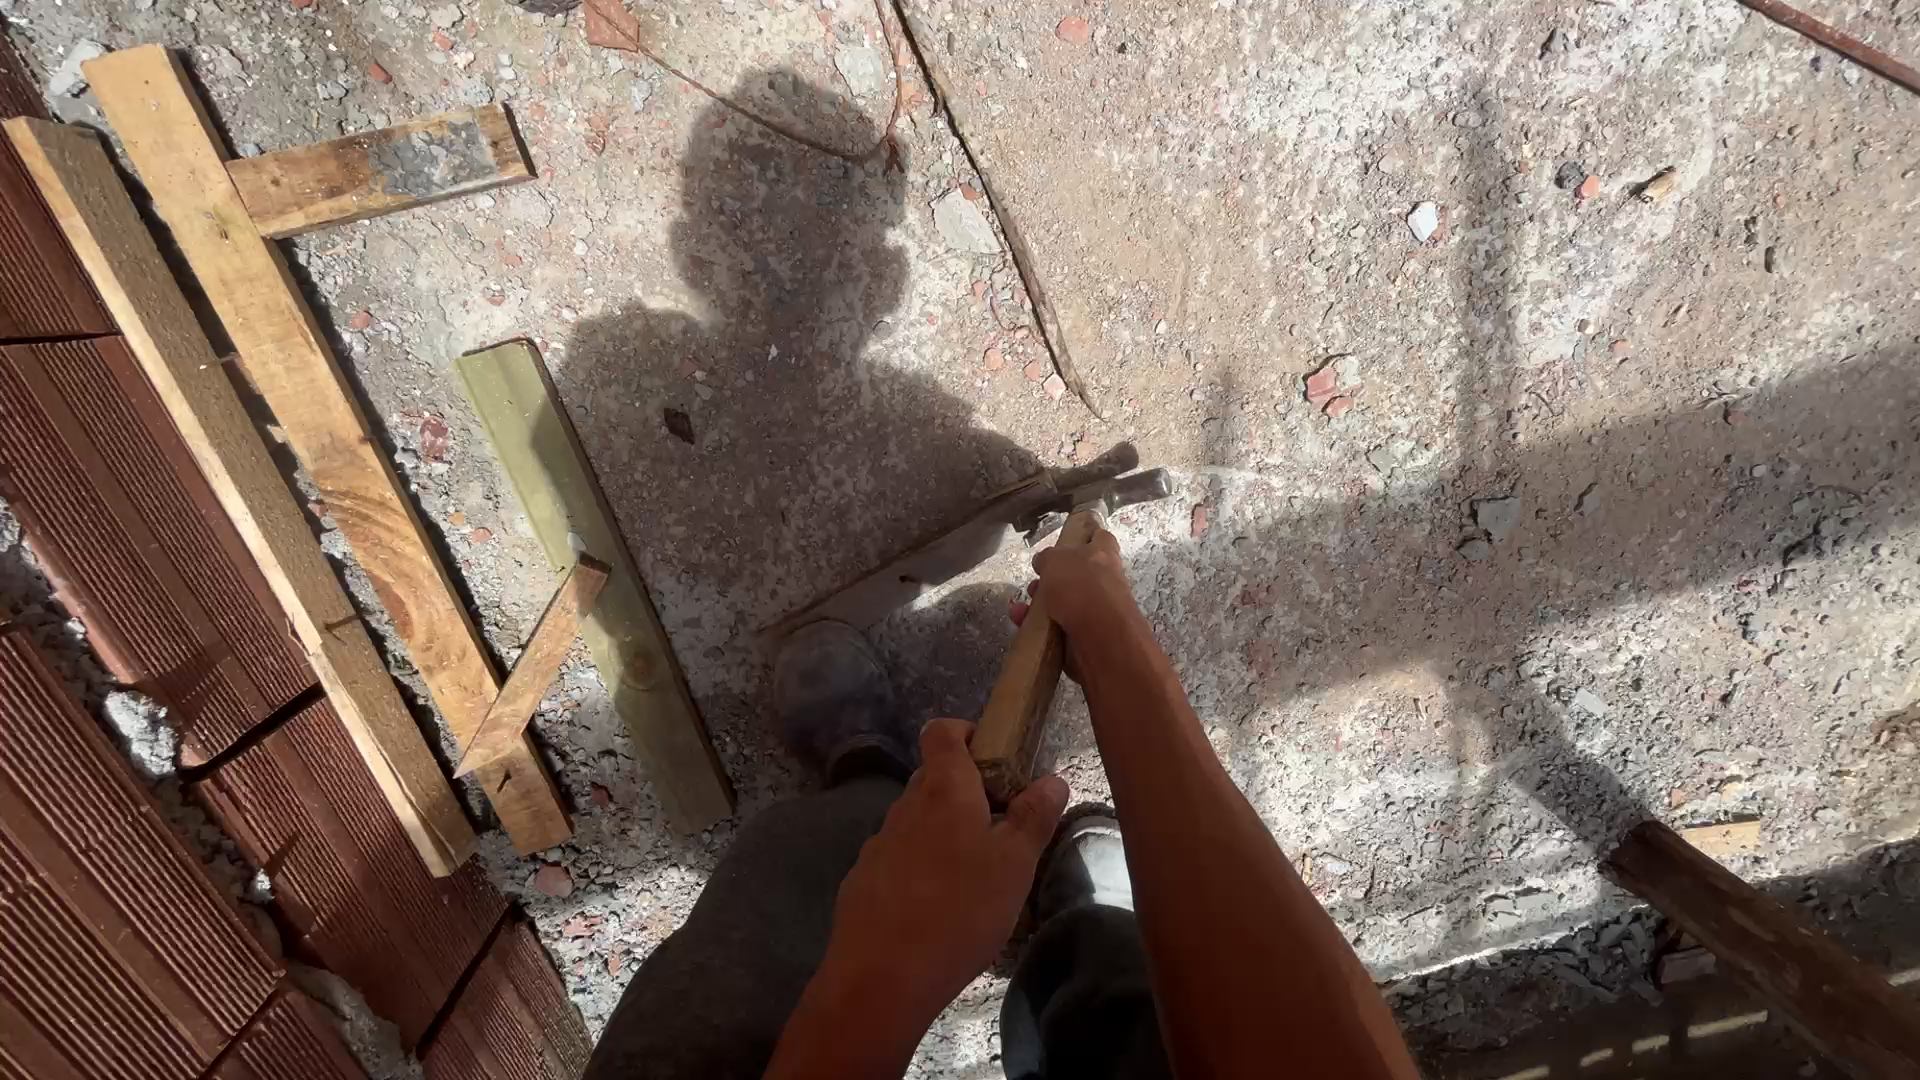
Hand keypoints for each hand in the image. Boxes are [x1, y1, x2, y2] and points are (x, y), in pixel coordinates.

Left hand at [818, 718, 1069, 1022]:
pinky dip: (919, 866)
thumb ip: (1033, 817)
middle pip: (933, 776)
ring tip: (973, 873)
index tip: (993, 755)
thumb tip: (1052, 778)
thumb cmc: (959, 909)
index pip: (942, 730)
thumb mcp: (1014, 865)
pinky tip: (937, 906)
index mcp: (943, 788)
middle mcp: (906, 805)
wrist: (880, 977)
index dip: (966, 731)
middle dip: (965, 789)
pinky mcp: (863, 879)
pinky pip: (898, 857)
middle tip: (999, 824)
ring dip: (943, 831)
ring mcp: (879, 842)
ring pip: (916, 819)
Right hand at [1008, 527, 1146, 666]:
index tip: (1065, 542)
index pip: (1099, 538)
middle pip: (1076, 575)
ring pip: (1063, 603)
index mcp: (1103, 555)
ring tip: (1023, 607)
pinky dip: (1037, 626)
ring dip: (1040, 604)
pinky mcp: (1085, 637)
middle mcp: (1104, 582)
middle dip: (1051, 578)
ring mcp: (1096, 611)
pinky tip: (1022, 623)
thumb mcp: (1055, 559)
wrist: (1099, 637)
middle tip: (1035, 582)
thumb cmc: (1080, 586)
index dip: (1084, 537)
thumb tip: (1044, 561)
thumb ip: (1048, 557)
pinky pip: (1056, 627)